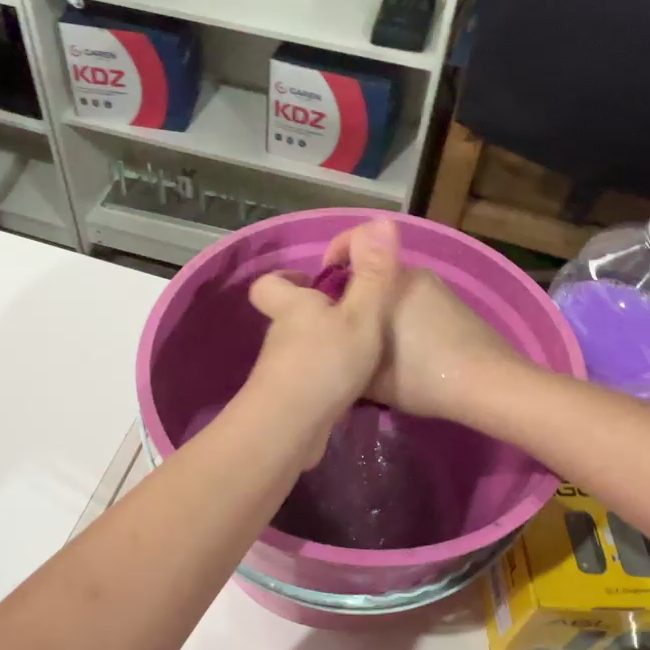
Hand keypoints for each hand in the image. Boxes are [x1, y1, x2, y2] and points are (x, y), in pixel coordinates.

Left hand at [243, 220, 401, 460]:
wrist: (291, 428)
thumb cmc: (326, 363)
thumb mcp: (361, 315)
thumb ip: (373, 273)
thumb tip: (380, 221)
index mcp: (292, 307)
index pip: (270, 284)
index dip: (289, 279)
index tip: (319, 281)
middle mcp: (281, 336)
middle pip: (291, 317)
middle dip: (318, 314)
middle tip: (357, 317)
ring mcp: (281, 371)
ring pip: (302, 349)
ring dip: (325, 347)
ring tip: (363, 352)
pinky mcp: (289, 401)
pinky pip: (309, 379)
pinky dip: (327, 378)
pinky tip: (353, 386)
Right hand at [314, 233, 524, 423]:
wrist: (487, 384)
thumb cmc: (420, 375)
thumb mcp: (366, 375)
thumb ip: (343, 351)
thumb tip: (329, 344)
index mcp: (387, 279)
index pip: (349, 248)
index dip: (330, 262)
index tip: (318, 290)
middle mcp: (411, 273)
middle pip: (370, 277)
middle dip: (353, 299)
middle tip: (343, 334)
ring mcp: (436, 287)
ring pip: (393, 293)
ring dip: (378, 313)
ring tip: (372, 349)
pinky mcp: (454, 304)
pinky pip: (415, 305)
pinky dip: (402, 321)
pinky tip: (405, 354)